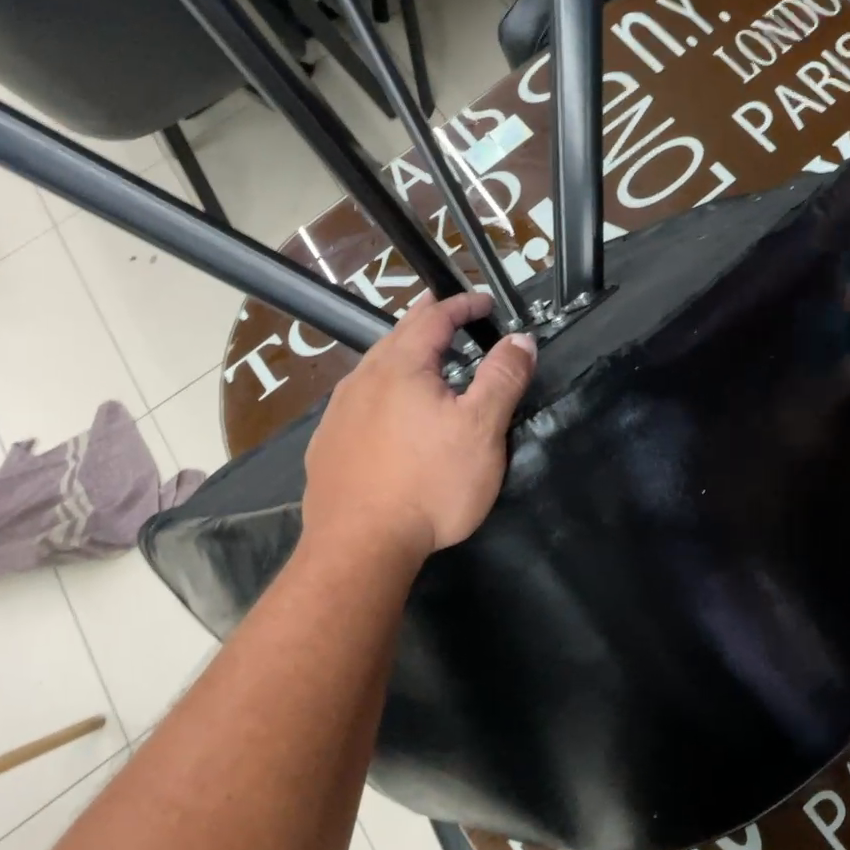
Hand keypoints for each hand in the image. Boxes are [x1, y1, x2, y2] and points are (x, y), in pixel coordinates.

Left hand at [303, 292, 537, 569]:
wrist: (360, 547)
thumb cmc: (430, 483)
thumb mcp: (482, 429)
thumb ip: (503, 378)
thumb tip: (521, 339)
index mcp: (401, 367)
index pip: (434, 317)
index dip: (463, 304)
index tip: (486, 303)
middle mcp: (362, 380)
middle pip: (399, 337)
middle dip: (431, 323)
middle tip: (456, 320)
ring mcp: (338, 414)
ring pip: (376, 370)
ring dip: (406, 358)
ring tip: (430, 367)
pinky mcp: (328, 447)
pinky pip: (361, 404)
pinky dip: (386, 394)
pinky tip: (394, 419)